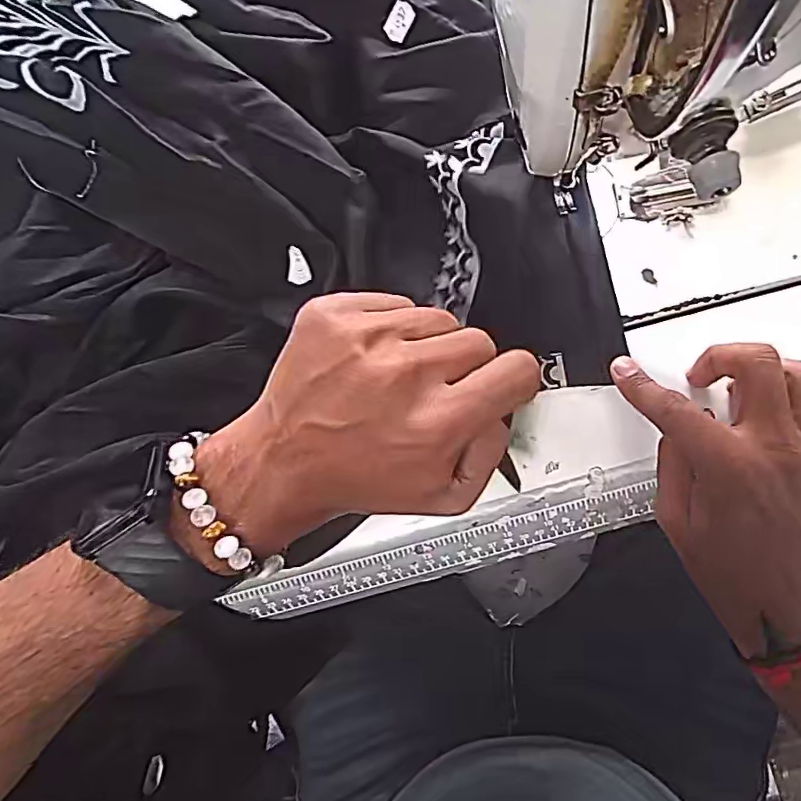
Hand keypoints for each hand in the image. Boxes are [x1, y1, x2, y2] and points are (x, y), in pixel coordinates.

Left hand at [187, 293, 540, 561]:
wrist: (285, 460)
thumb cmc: (356, 477)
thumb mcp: (442, 497)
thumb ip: (491, 455)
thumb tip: (505, 411)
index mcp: (436, 421)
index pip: (515, 369)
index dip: (514, 379)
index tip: (503, 383)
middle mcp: (404, 375)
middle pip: (480, 340)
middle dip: (467, 367)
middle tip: (436, 392)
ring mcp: (368, 338)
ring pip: (439, 318)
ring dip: (428, 346)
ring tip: (398, 378)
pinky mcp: (338, 316)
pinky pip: (397, 304)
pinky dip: (392, 328)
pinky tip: (376, 360)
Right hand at [611, 345, 800, 659]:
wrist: (790, 613)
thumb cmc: (738, 579)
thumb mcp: (677, 523)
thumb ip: (673, 466)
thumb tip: (676, 432)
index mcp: (727, 466)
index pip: (675, 408)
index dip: (642, 386)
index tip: (630, 373)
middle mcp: (775, 450)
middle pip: (756, 363)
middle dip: (719, 355)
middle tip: (703, 374)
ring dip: (770, 371)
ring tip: (748, 387)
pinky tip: (795, 415)